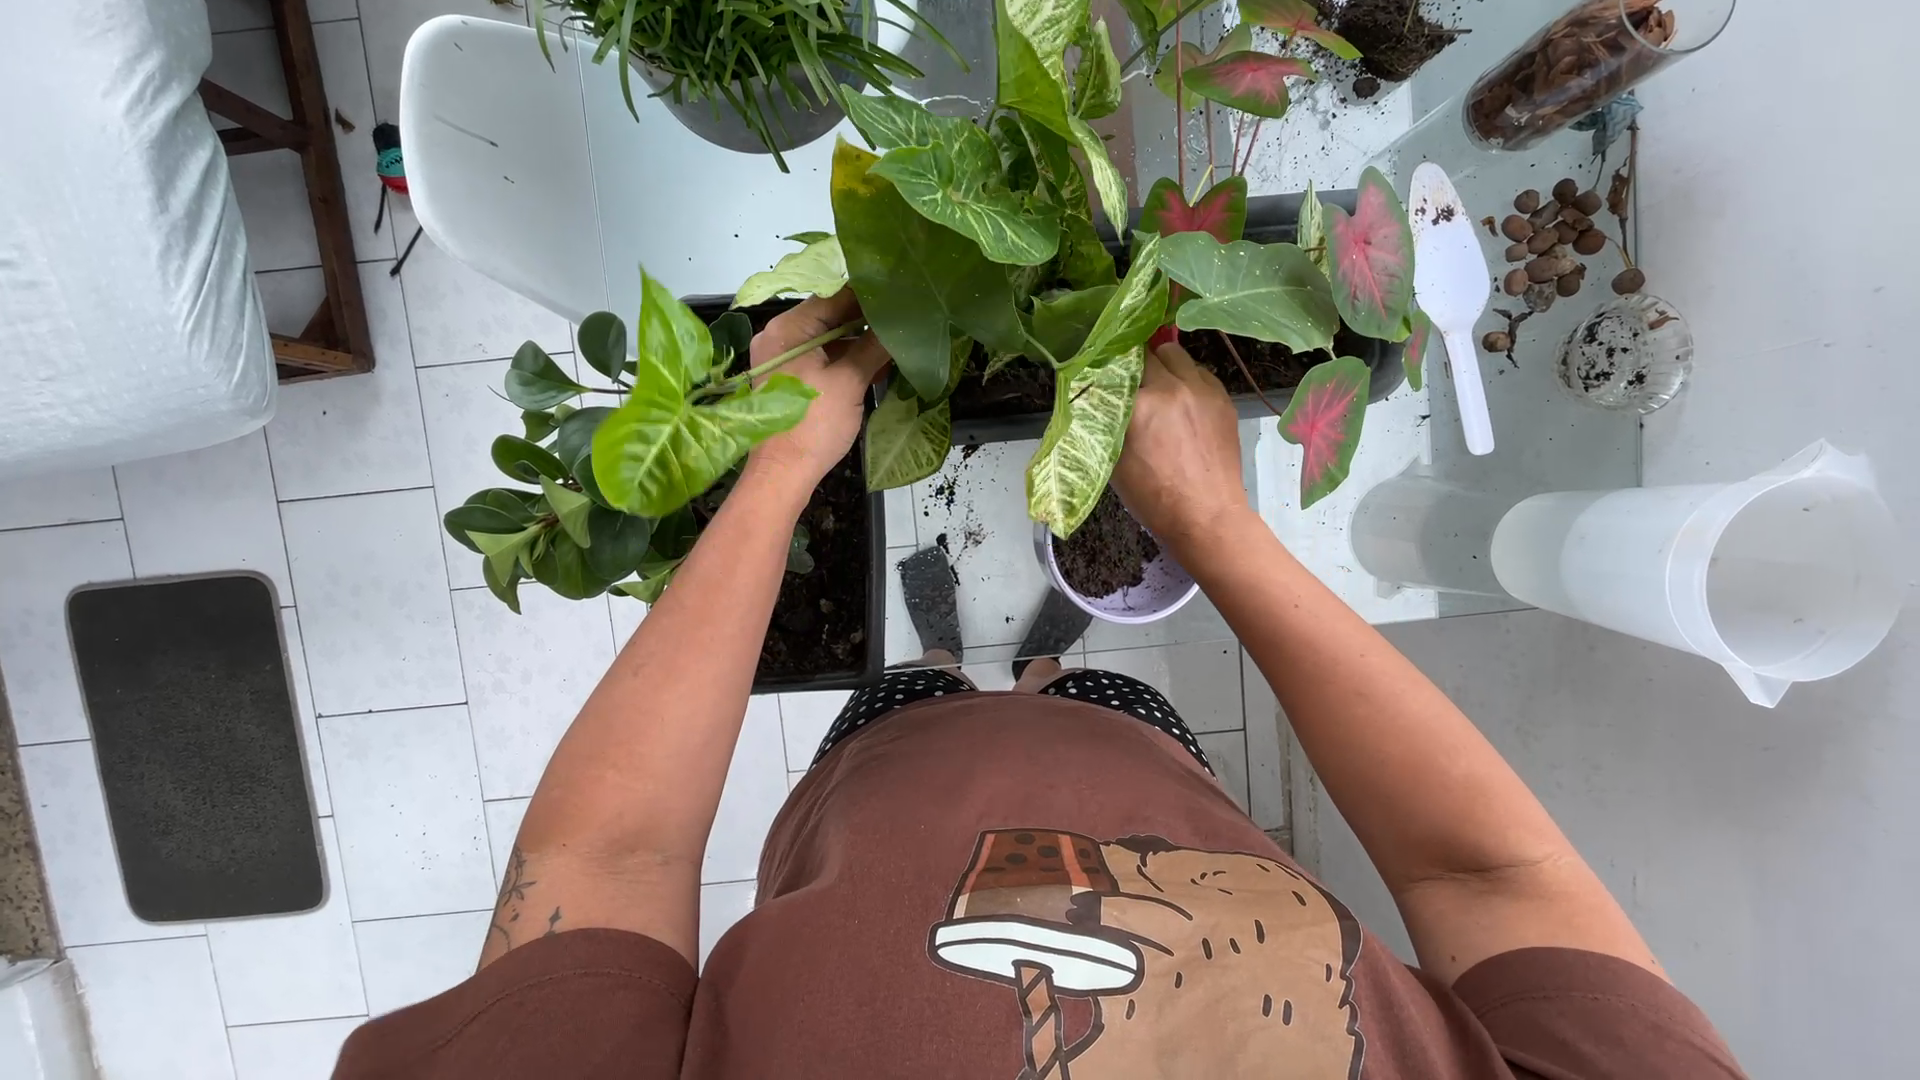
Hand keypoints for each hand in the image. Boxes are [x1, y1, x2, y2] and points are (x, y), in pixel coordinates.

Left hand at [743, 291, 889, 493]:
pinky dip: (845, 361)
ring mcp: (782, 360)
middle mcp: (780, 337)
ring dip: (859, 343)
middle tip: (905, 322)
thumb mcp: (850, 381)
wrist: (783, 474)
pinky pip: (821, 360)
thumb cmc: (813, 425)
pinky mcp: (788, 381)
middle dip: (867, 322)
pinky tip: (876, 365)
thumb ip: (875, 347)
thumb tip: (901, 324)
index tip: (902, 298)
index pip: (835, 297)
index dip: (870, 297)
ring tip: (897, 344)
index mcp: (788, 328)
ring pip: (827, 340)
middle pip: (830, 317)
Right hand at [1111, 343, 1251, 551]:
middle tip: (1130, 384)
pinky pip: (1199, 372)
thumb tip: (1097, 400)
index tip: (1102, 378)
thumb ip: (1106, 424)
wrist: (1206, 516)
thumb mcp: (1114, 462)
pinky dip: (1186, 380)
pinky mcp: (1223, 398)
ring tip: (1158, 388)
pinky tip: (1182, 404)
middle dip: (1135, 365)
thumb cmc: (1153, 497)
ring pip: (1176, 354)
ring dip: (1163, 365)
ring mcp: (1202, 390)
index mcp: (1140, 405)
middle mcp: (1172, 388)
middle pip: (1146, 353)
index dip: (1107, 371)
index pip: (1115, 367)